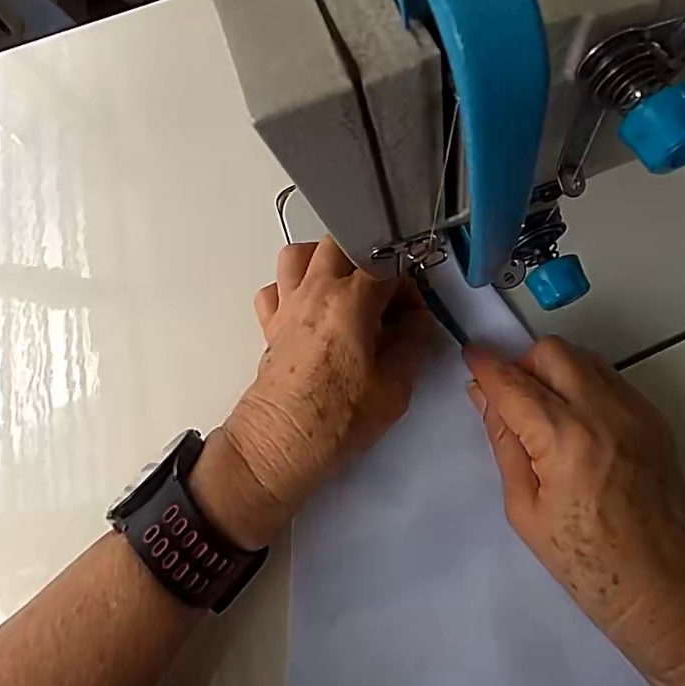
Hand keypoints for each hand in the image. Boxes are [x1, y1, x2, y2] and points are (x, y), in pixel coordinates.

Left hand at [196, 239, 435, 549]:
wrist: (281, 442)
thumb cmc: (337, 418)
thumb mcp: (395, 386)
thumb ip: (411, 342)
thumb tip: (415, 320)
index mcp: (349, 300)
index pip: (386, 266)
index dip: (406, 283)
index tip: (412, 310)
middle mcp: (314, 291)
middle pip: (339, 243)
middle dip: (365, 257)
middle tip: (380, 292)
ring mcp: (286, 304)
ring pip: (298, 254)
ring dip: (322, 260)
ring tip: (342, 288)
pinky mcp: (269, 323)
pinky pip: (274, 287)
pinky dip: (290, 288)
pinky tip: (307, 309)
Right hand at [465, 337, 684, 685]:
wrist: (672, 591)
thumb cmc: (588, 563)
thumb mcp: (523, 507)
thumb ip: (503, 441)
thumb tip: (484, 395)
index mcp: (564, 440)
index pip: (511, 382)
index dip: (484, 365)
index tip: (469, 356)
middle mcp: (602, 414)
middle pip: (549, 352)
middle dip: (521, 364)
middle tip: (512, 397)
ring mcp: (634, 412)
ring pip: (580, 356)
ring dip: (552, 369)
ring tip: (545, 410)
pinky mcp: (653, 417)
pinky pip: (606, 376)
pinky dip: (581, 383)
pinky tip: (576, 422)